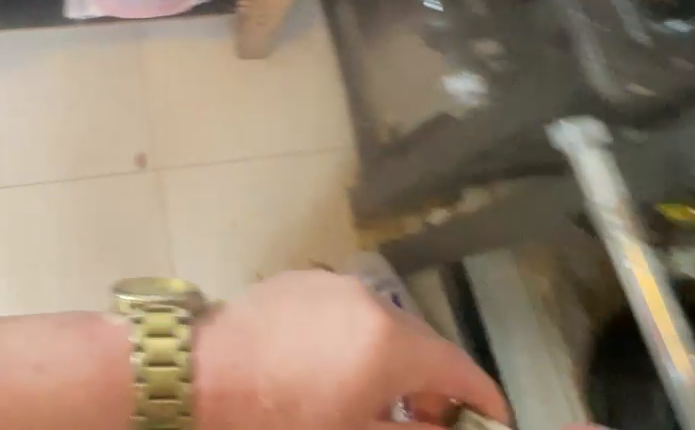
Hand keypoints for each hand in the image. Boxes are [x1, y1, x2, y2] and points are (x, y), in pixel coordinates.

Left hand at [194, 270, 507, 429]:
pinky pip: (348, 311)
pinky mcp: (300, 280)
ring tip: (380, 404)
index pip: (459, 367)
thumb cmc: (284, 418)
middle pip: (422, 343)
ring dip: (395, 362)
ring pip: (384, 325)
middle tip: (428, 426)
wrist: (204, 374)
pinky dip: (359, 340)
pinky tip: (338, 371)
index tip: (491, 424)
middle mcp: (366, 298)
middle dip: (435, 386)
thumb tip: (441, 429)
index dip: (482, 402)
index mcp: (389, 339)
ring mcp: (330, 283)